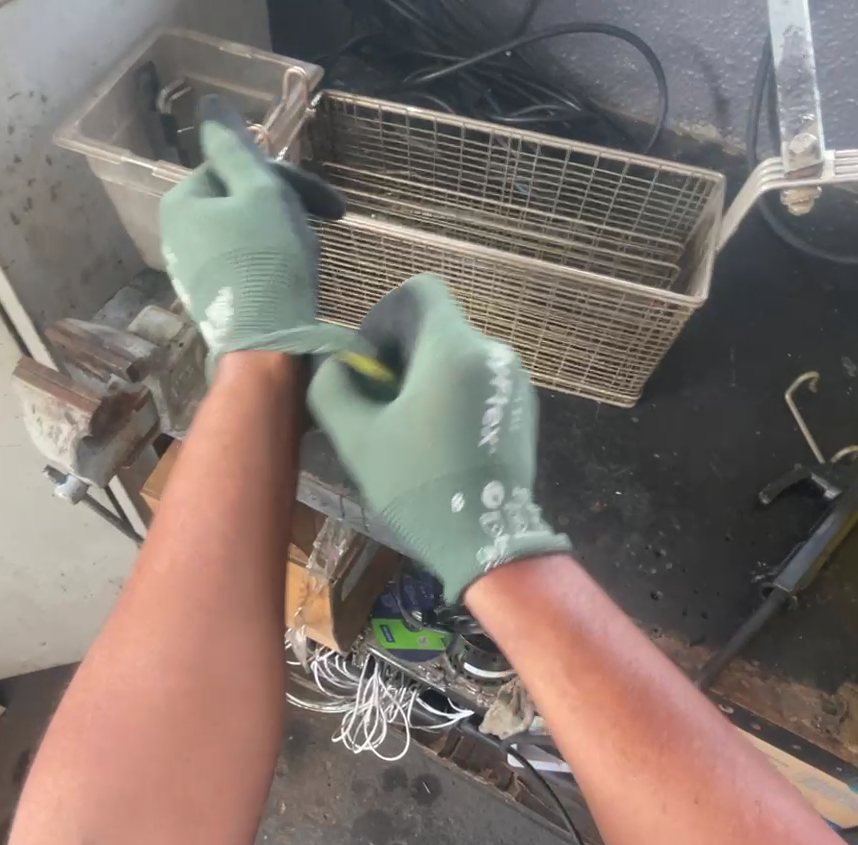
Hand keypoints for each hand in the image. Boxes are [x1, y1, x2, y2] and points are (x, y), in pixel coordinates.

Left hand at [159, 98, 358, 360]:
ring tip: (311, 263)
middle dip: (289, 214)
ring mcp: (195, 273)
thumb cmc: (267, 265)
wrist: (268, 350)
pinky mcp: (216, 304)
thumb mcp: (260, 193)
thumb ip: (237, 148)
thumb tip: (210, 105)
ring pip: (251, 237)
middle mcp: (179, 236)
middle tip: (325, 235)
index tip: (333, 208)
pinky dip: (275, 270)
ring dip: (286, 241)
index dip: (291, 182)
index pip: (241, 170)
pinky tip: (296, 286)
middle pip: (244, 204)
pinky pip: (248, 270)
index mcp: (183, 202)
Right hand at [307, 274, 569, 600]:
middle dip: (400, 357)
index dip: (384, 315)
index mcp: (454, 349)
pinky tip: (441, 445)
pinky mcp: (523, 410)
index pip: (419, 291)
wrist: (487, 540)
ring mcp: (514, 382)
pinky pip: (479, 384)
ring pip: (457, 358)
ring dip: (426, 380)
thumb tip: (336, 367)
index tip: (371, 362)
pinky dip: (452, 398)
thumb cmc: (419, 487)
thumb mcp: (359, 439)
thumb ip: (334, 388)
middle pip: (437, 328)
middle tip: (380, 406)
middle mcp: (492, 353)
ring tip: (409, 432)